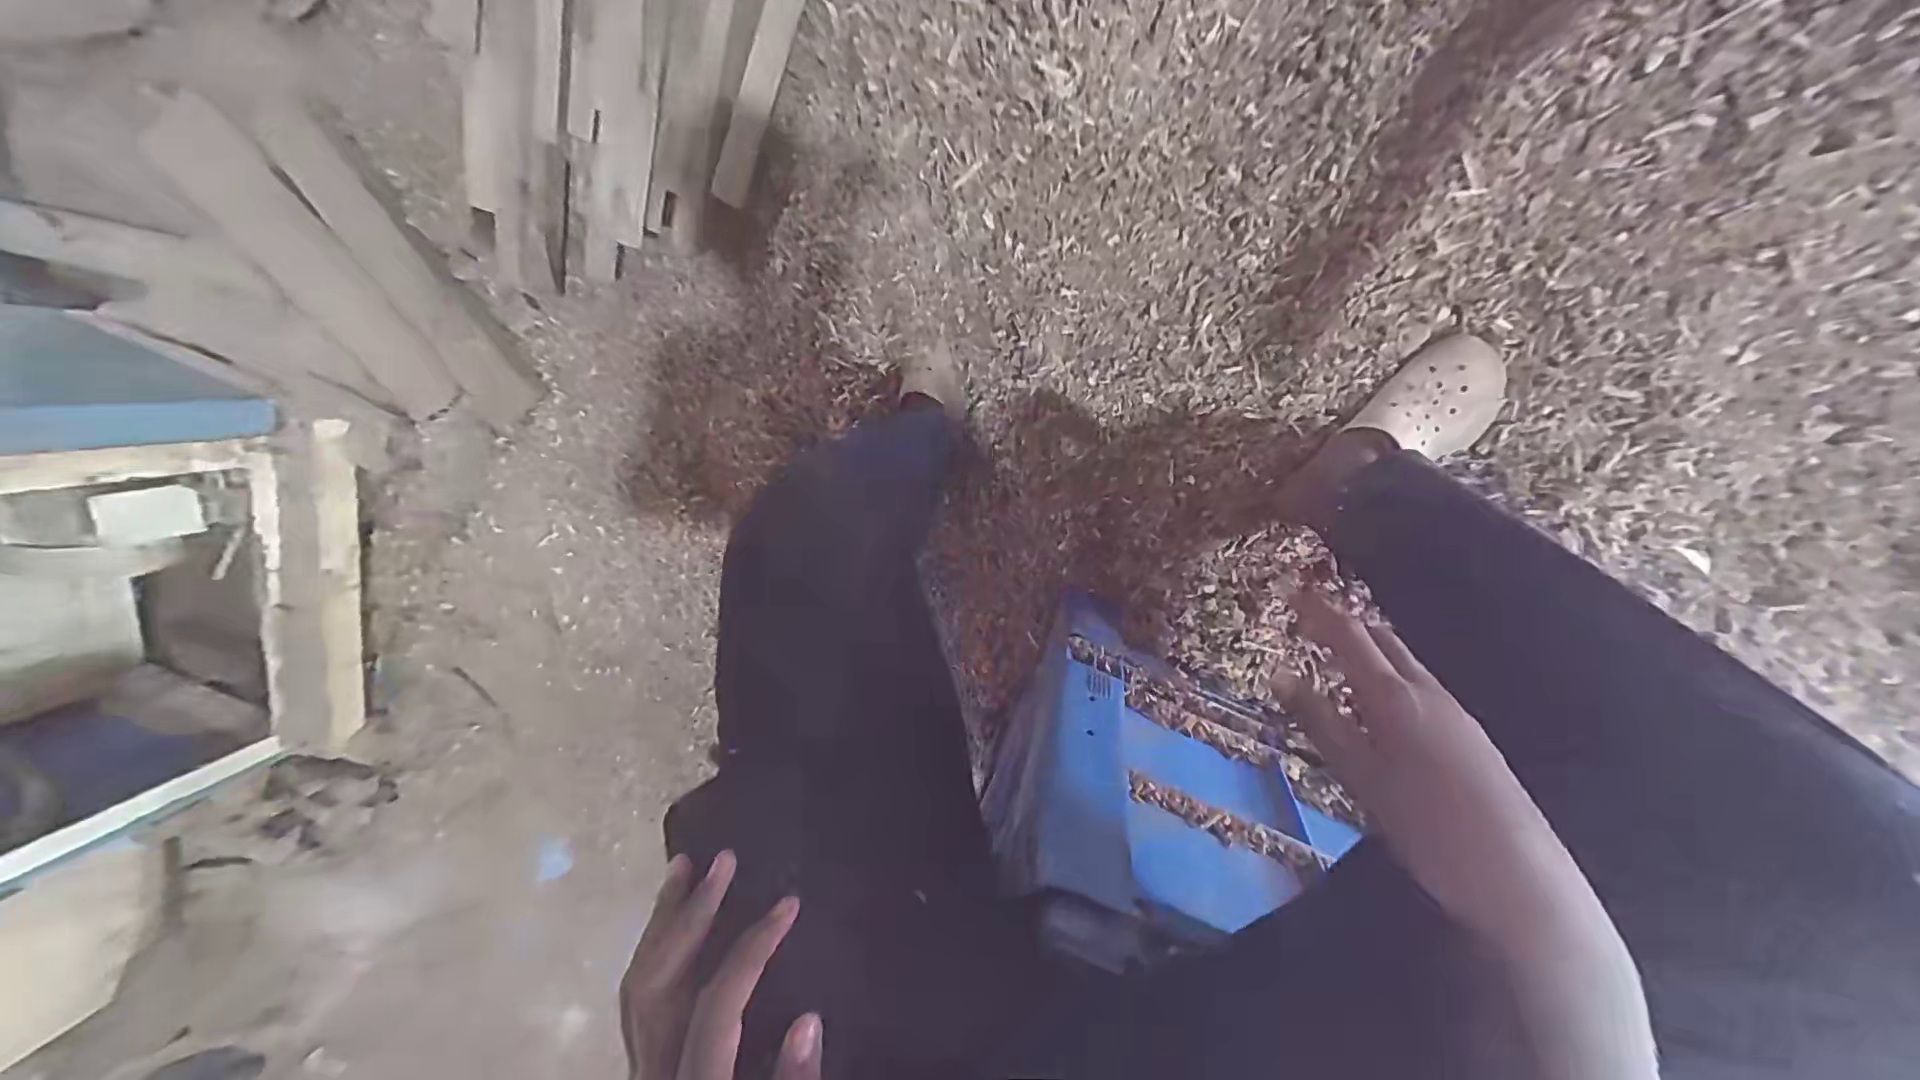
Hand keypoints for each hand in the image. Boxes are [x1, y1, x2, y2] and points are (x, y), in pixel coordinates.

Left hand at [620, 850, 822, 1079]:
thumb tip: (809, 1021)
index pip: (717, 1002)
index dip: (754, 949)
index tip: (789, 904)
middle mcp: (653, 1074)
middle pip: (657, 985)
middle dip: (693, 915)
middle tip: (724, 860)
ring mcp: (641, 1070)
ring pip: (637, 988)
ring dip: (663, 922)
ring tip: (683, 868)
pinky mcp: (644, 1066)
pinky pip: (637, 997)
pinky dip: (654, 948)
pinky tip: (672, 922)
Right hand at [1273, 590, 1593, 941]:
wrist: (1521, 880)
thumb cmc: (1426, 826)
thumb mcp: (1359, 775)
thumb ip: (1320, 721)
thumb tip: (1280, 675)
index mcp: (1394, 697)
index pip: (1349, 636)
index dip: (1317, 610)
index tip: (1290, 588)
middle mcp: (1427, 692)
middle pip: (1383, 639)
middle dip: (1345, 622)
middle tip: (1308, 618)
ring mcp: (1455, 712)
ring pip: (1404, 661)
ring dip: (1368, 646)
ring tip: (1334, 650)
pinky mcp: (1469, 734)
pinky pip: (1419, 683)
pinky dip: (1388, 672)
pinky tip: (1377, 697)